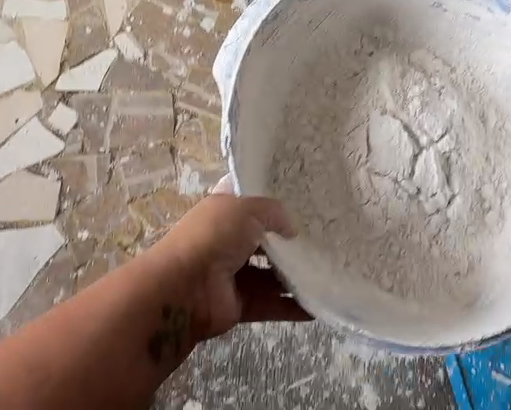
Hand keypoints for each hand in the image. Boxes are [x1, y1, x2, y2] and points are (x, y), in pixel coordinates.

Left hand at [150, 190, 308, 345]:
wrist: (184, 288)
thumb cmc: (214, 235)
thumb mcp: (247, 208)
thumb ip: (274, 213)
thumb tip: (292, 229)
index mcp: (224, 211)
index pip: (251, 203)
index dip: (272, 202)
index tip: (302, 203)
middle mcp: (228, 241)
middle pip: (264, 241)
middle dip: (288, 242)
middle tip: (322, 241)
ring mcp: (233, 274)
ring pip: (270, 274)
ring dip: (294, 276)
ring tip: (326, 272)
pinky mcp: (239, 305)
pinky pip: (270, 304)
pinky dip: (291, 307)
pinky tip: (316, 306)